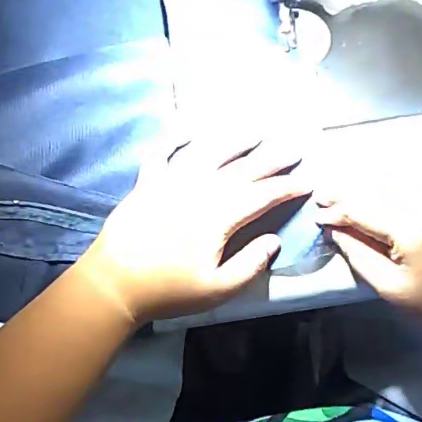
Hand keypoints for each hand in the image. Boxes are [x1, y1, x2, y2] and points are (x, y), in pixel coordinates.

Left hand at [74, 138, 309, 323]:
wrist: (114, 282)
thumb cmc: (169, 290)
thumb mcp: (218, 289)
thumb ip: (250, 264)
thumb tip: (273, 241)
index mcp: (220, 216)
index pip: (262, 196)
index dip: (287, 188)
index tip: (307, 182)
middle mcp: (200, 189)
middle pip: (243, 169)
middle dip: (273, 159)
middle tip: (295, 148)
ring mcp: (172, 181)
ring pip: (210, 153)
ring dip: (235, 141)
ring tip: (256, 131)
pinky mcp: (148, 183)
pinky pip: (163, 153)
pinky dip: (175, 140)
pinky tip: (187, 131)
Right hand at [314, 188, 421, 352]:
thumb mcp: (393, 289)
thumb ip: (360, 256)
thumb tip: (336, 231)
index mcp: (411, 232)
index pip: (363, 211)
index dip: (337, 212)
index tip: (317, 215)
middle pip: (376, 190)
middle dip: (348, 192)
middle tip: (323, 195)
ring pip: (395, 181)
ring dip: (367, 182)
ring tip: (344, 189)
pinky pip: (415, 182)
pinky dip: (391, 181)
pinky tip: (376, 184)